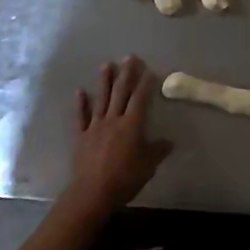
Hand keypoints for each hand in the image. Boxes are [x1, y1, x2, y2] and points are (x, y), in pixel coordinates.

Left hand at [67, 56, 169, 213]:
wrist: (92, 192)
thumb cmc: (124, 179)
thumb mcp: (148, 166)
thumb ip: (157, 151)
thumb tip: (169, 142)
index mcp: (132, 125)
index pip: (140, 99)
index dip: (145, 84)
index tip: (149, 70)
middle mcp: (113, 120)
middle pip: (120, 93)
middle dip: (126, 74)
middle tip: (129, 57)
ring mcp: (95, 126)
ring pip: (101, 99)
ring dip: (104, 81)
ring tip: (106, 64)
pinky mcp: (81, 136)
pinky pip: (81, 116)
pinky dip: (81, 103)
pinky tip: (80, 91)